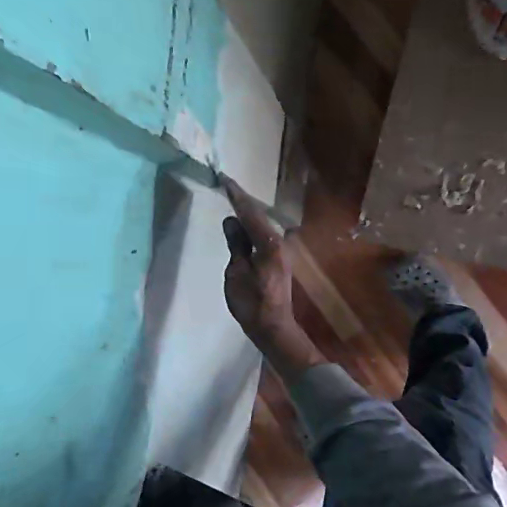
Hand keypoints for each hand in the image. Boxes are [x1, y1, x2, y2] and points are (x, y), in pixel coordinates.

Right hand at [220, 179, 323, 377]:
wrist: (273, 328)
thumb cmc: (252, 303)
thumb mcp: (236, 273)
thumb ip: (236, 244)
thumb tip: (232, 221)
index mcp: (269, 243)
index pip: (250, 212)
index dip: (236, 195)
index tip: (224, 179)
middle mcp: (280, 243)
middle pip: (258, 217)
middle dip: (242, 202)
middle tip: (227, 186)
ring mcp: (282, 253)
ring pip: (262, 227)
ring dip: (247, 216)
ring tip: (232, 204)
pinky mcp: (279, 262)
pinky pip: (263, 238)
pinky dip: (252, 230)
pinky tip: (243, 228)